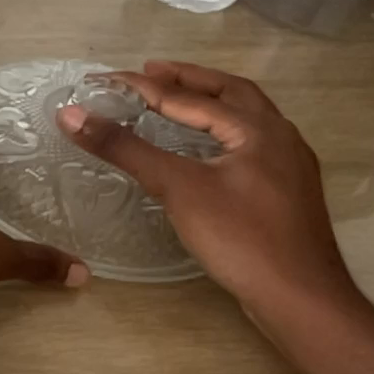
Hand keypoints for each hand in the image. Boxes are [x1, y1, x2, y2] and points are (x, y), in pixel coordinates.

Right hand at [54, 60, 354, 318]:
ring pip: (246, 119)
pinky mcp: (286, 192)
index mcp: (258, 130)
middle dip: (189, 80)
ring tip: (173, 101)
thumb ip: (124, 147)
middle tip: (150, 73)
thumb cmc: (240, 236)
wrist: (302, 300)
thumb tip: (71, 114)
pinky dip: (220, 129)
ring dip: (209, 102)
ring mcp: (288, 167)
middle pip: (232, 94)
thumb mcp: (175, 187)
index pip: (191, 98)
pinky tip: (201, 147)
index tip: (105, 80)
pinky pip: (249, 143)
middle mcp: (280, 139)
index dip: (144, 87)